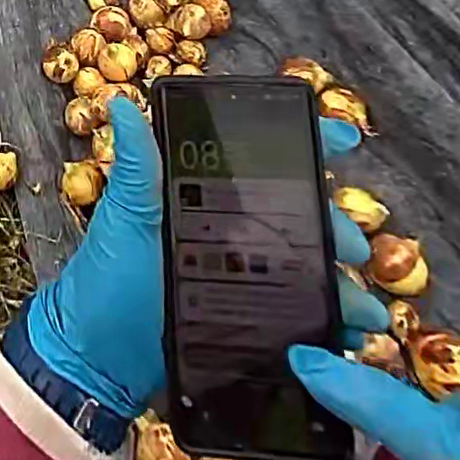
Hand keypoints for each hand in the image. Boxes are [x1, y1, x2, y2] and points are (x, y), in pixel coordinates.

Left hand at [25, 99, 387, 417]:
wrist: (101, 357)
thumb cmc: (110, 276)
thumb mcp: (128, 214)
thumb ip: (135, 161)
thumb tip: (120, 102)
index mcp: (202, 189)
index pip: (258, 156)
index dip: (304, 141)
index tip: (344, 140)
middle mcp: (228, 222)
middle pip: (295, 208)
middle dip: (331, 219)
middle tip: (350, 243)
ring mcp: (240, 268)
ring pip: (302, 260)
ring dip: (337, 274)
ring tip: (358, 300)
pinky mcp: (248, 313)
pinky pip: (298, 308)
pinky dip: (328, 316)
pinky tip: (351, 329)